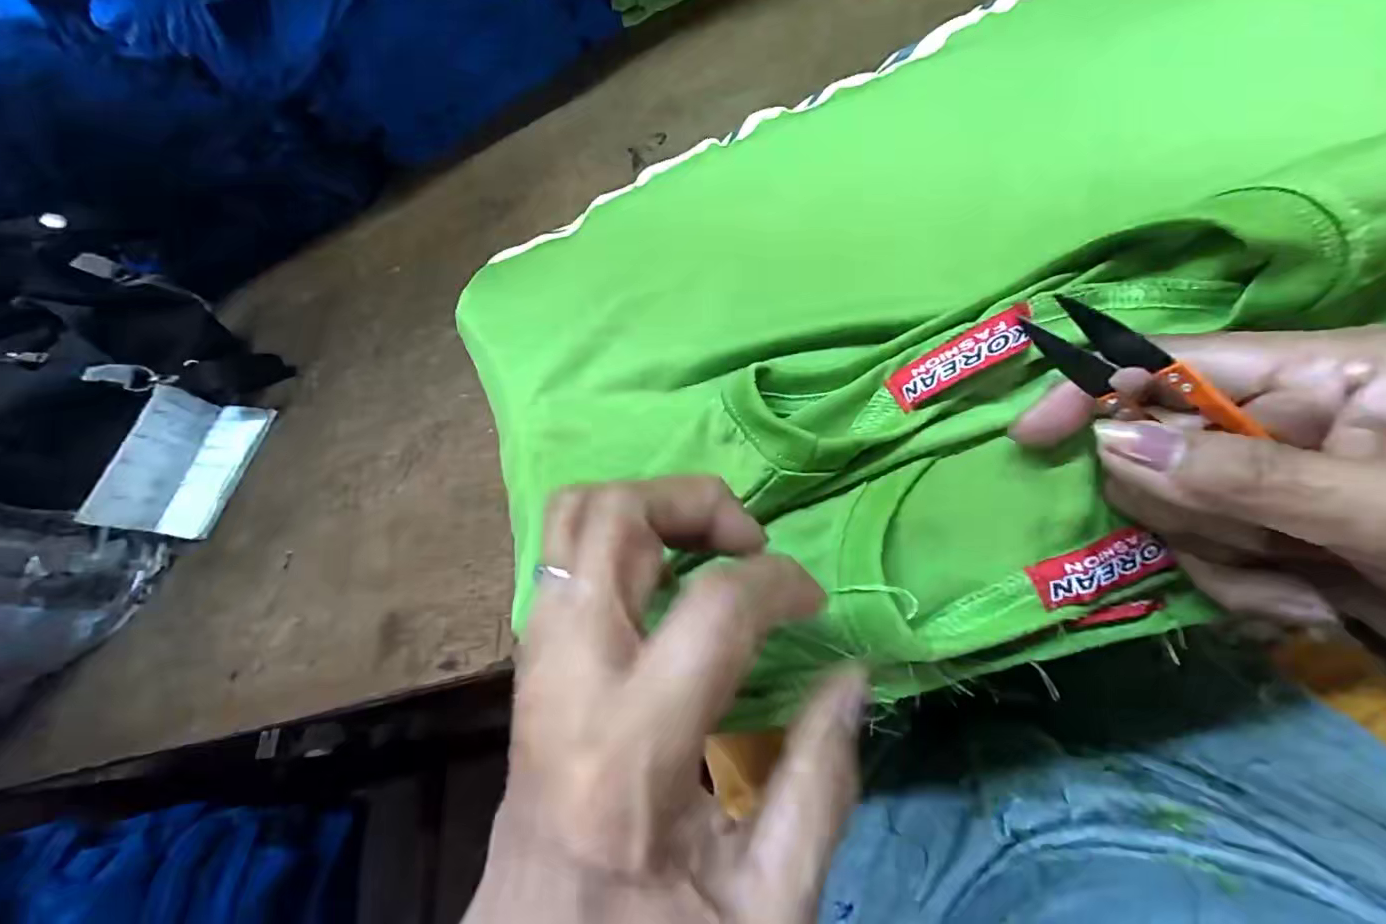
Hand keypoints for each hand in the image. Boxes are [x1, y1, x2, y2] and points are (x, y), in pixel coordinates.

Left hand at [463, 477, 866, 923]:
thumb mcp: (769, 904)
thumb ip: (821, 782)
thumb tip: (852, 674)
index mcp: (629, 753)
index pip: (714, 607)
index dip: (781, 582)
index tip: (813, 603)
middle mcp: (566, 686)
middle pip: (608, 522)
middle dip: (694, 501)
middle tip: (750, 541)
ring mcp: (536, 669)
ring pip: (572, 524)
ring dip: (653, 509)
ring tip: (712, 546)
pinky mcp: (532, 668)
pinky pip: (568, 559)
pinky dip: (626, 538)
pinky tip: (671, 577)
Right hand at [1012, 328, 1385, 759]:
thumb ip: (1252, 478)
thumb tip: (1113, 443)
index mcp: (1331, 371)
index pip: (1181, 362)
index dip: (1101, 387)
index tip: (1035, 433)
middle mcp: (1293, 416)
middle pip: (1165, 444)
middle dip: (1191, 505)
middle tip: (1258, 546)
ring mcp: (1282, 481)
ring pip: (1179, 511)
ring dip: (1225, 559)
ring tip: (1309, 589)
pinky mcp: (1281, 538)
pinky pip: (1207, 557)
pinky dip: (1244, 591)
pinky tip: (1313, 609)